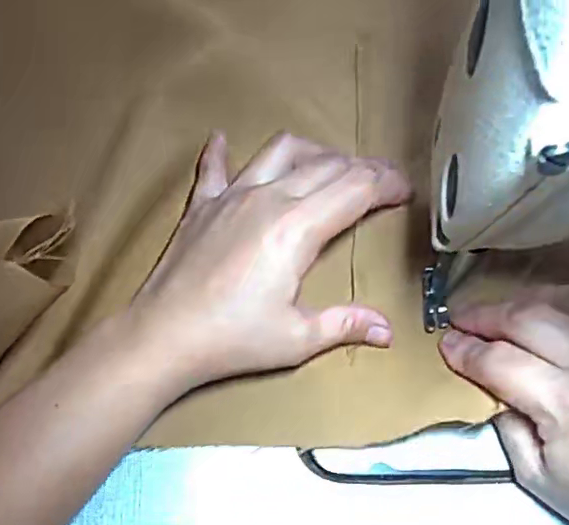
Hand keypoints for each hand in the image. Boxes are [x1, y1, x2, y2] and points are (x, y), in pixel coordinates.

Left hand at [124, 131, 411, 386]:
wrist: (165, 336)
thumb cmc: (231, 341)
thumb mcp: (296, 339)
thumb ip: (344, 325)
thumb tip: (385, 332)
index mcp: (297, 229)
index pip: (355, 188)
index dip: (386, 185)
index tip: (403, 192)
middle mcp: (267, 199)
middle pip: (326, 165)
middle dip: (360, 169)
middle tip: (377, 183)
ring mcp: (229, 197)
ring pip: (279, 151)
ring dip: (311, 153)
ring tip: (326, 166)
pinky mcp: (200, 207)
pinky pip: (214, 167)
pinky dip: (222, 152)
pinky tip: (222, 141)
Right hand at [439, 285, 568, 524]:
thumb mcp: (536, 478)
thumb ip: (507, 425)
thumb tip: (495, 384)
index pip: (500, 360)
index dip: (466, 349)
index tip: (446, 342)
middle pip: (531, 317)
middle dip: (488, 315)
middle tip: (463, 317)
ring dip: (528, 300)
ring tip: (503, 310)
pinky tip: (555, 312)